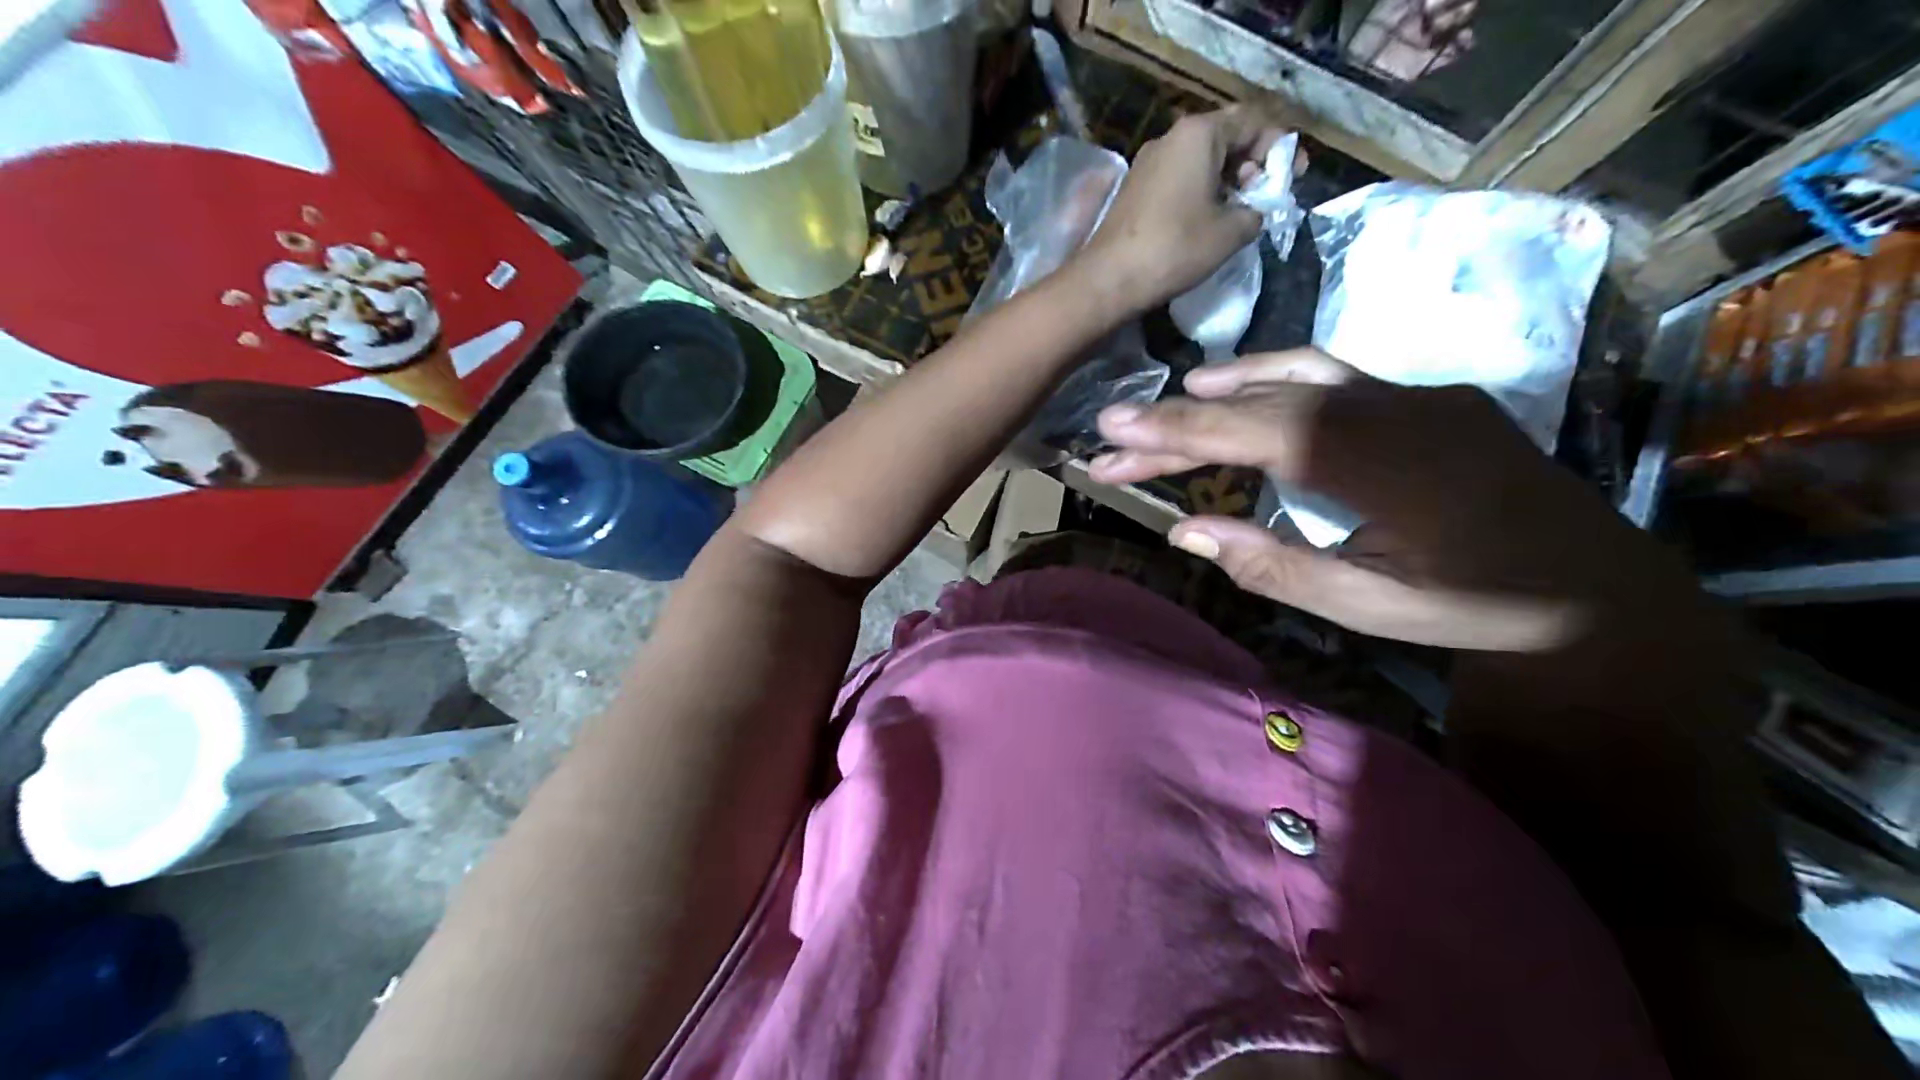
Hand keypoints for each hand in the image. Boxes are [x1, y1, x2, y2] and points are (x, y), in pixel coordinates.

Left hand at [1069, 107, 1299, 315]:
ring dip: (1226, 181)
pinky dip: (1200, 192)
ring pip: (1200, 160)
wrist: (1108, 279)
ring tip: (1240, 213)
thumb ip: (1255, 212)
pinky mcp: (1134, 189)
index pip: (1253, 122)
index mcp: (1199, 133)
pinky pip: (1179, 179)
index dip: (1280, 148)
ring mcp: (1147, 164)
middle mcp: (1170, 138)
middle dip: (1253, 164)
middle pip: (1225, 138)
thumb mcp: (1230, 232)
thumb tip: (1255, 212)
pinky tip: (1207, 220)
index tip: (1294, 176)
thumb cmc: (1174, 248)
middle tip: (1267, 196)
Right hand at [1087, 350, 1721, 652]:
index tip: (1112, 429)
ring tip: (1176, 399)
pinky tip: (1251, 389)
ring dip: (1228, 386)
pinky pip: (1338, 376)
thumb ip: (1270, 565)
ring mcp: (1417, 395)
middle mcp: (1397, 411)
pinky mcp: (1427, 397)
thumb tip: (1184, 531)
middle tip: (1116, 437)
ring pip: (1300, 375)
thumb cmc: (1473, 607)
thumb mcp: (1365, 605)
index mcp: (1384, 466)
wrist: (1596, 589)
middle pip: (1263, 402)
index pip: (1256, 432)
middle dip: (1182, 419)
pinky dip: (1280, 379)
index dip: (1177, 430)